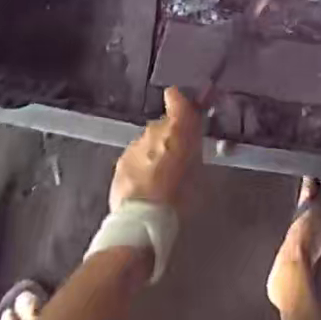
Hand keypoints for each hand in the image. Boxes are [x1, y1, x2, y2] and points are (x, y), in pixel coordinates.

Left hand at [110, 87, 202, 209]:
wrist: (142, 220)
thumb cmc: (180, 196)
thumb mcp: (199, 170)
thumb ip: (195, 147)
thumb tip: (194, 139)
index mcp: (178, 129)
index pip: (176, 99)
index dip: (178, 98)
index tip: (180, 99)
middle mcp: (154, 131)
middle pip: (163, 124)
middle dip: (169, 135)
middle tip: (177, 156)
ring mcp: (135, 146)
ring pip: (147, 141)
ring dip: (154, 151)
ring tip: (160, 175)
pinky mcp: (120, 163)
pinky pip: (135, 156)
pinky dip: (141, 164)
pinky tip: (145, 184)